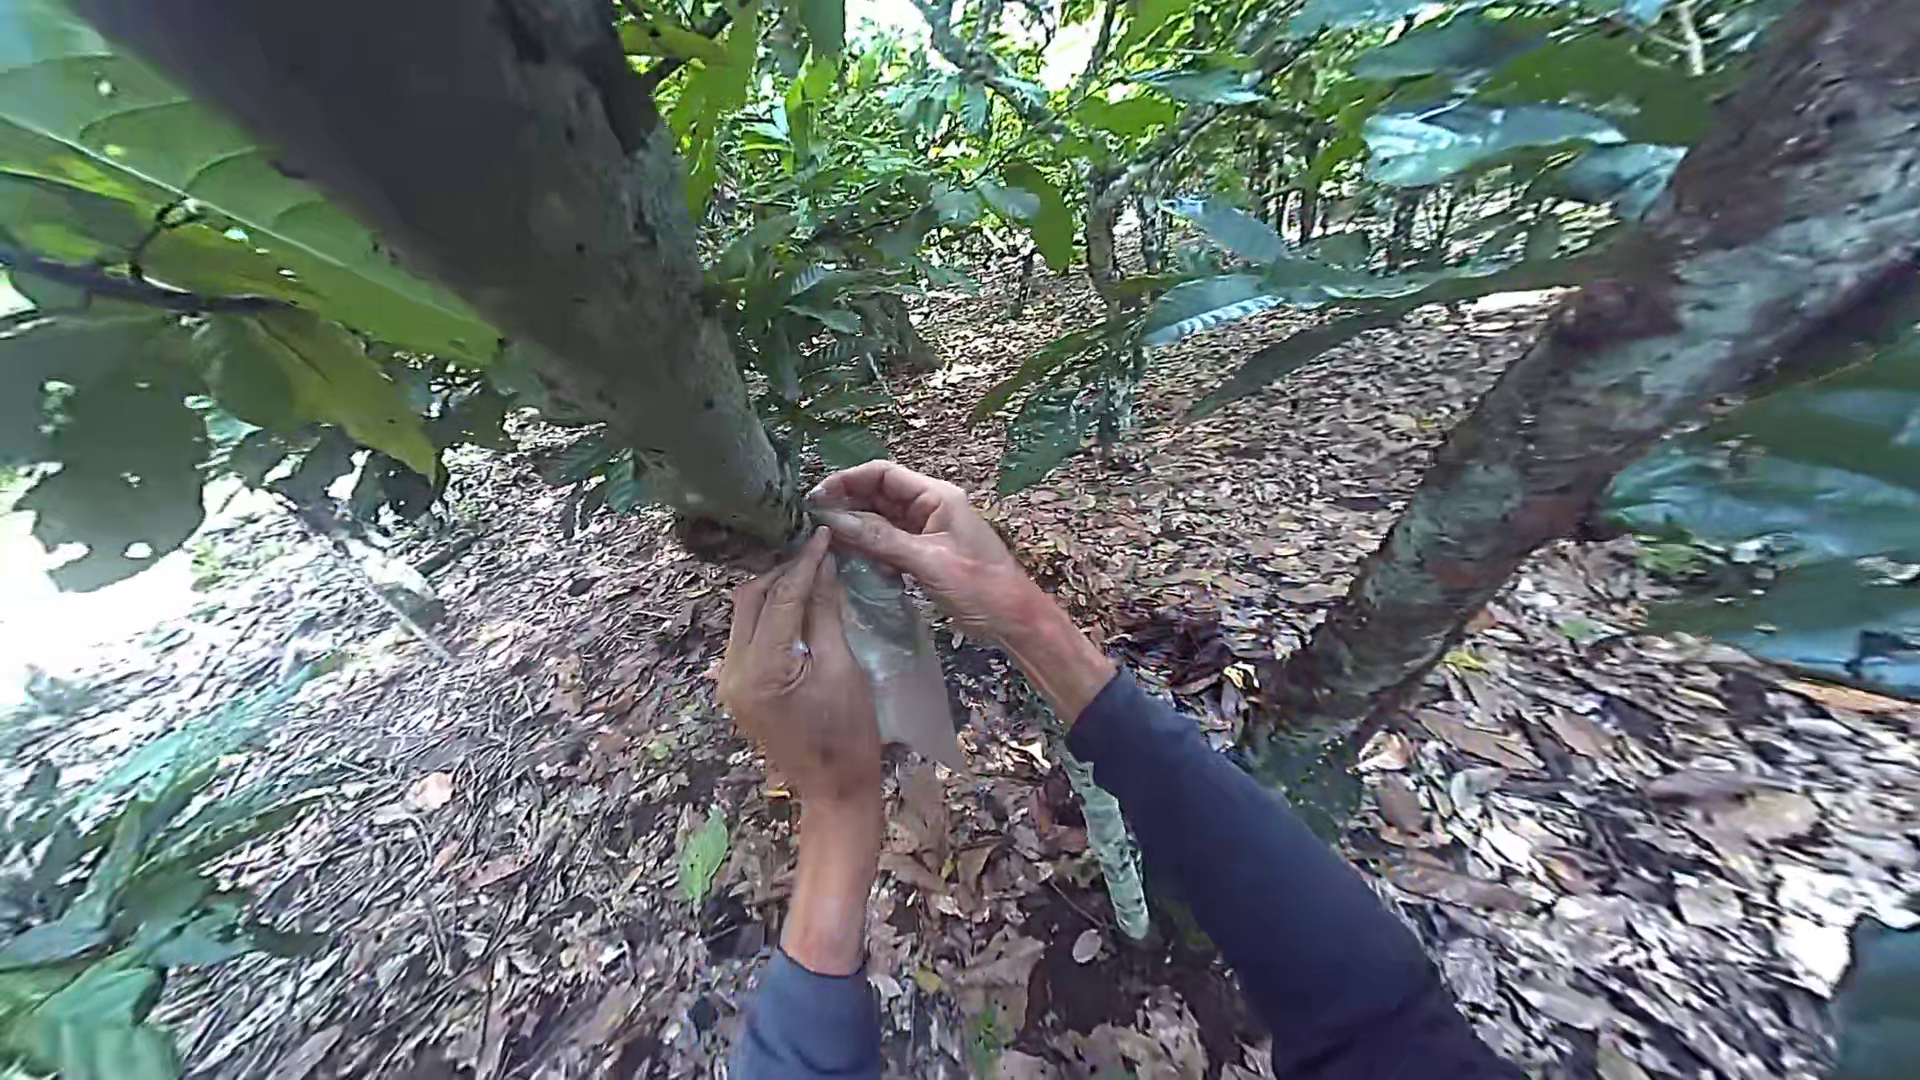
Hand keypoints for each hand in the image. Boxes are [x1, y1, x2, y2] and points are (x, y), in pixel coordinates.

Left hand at [720, 529, 882, 975]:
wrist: (835, 790)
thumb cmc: (850, 732)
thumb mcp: (844, 666)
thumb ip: (826, 612)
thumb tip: (826, 566)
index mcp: (759, 669)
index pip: (779, 598)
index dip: (804, 563)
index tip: (823, 534)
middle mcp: (731, 672)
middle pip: (750, 601)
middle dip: (783, 573)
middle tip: (817, 553)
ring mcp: (729, 682)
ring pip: (745, 616)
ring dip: (775, 592)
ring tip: (810, 573)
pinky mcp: (738, 689)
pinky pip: (749, 637)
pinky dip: (772, 616)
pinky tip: (798, 606)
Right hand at [811, 461, 1114, 719]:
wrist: (1011, 618)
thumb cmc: (978, 585)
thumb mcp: (927, 561)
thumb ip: (881, 539)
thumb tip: (835, 520)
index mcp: (936, 496)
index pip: (883, 474)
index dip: (848, 480)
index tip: (817, 497)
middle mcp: (929, 507)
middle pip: (879, 494)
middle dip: (847, 504)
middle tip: (814, 521)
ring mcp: (926, 530)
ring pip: (881, 519)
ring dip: (856, 527)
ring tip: (825, 539)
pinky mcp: (923, 552)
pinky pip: (889, 541)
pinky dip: (870, 547)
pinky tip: (849, 556)